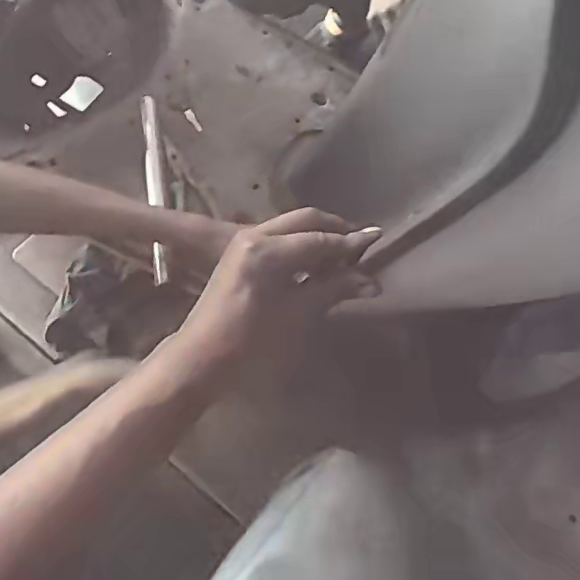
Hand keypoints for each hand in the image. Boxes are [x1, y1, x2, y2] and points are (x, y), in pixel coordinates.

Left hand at [175, 208, 380, 365]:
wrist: (201, 358)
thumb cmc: (250, 341)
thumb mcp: (297, 314)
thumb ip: (333, 289)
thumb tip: (372, 281)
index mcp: (267, 249)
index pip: (320, 238)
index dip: (350, 242)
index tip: (378, 240)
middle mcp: (254, 235)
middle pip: (305, 220)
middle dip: (335, 230)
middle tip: (362, 247)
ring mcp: (243, 243)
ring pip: (291, 227)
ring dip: (318, 237)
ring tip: (344, 258)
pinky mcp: (239, 255)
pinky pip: (278, 239)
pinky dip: (301, 246)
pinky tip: (317, 265)